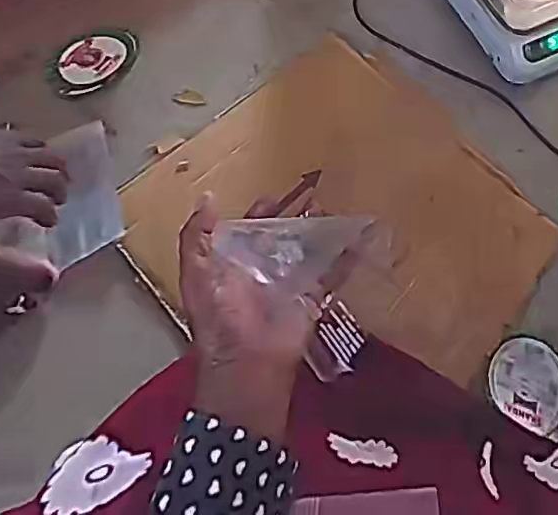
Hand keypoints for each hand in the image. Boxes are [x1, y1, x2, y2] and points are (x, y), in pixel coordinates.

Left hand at [178, 194, 336, 438]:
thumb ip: (197, 237)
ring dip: (323, 229)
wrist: (250, 364)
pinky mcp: (314, 296)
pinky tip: (360, 236)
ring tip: (336, 207)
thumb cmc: (220, 317)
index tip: (278, 195)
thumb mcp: (198, 273)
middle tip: (316, 194)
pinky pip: (334, 271)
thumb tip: (207, 197)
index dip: (262, 211)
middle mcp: (264, 270)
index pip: (251, 229)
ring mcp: (291, 283)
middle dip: (298, 215)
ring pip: (310, 248)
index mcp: (235, 263)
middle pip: (284, 235)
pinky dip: (349, 255)